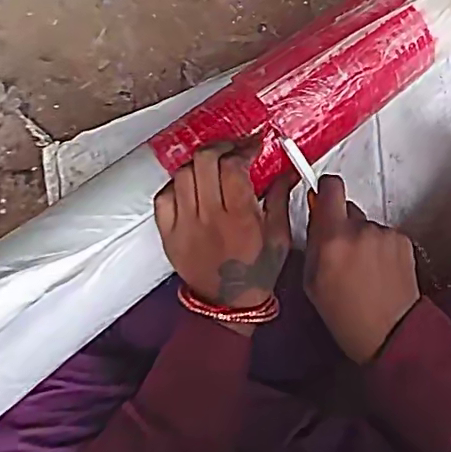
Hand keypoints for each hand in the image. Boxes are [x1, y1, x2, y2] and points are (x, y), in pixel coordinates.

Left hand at [153, 141, 298, 310]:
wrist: (230, 305)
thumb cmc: (257, 271)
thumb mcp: (280, 236)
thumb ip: (281, 199)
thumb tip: (287, 171)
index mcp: (240, 219)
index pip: (233, 167)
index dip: (243, 148)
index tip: (252, 146)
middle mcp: (210, 219)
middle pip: (204, 162)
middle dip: (220, 147)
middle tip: (232, 149)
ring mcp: (185, 226)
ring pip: (183, 174)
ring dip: (200, 164)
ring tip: (212, 166)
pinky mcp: (169, 235)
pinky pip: (163, 197)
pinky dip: (176, 185)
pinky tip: (191, 187)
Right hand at [304, 175, 419, 363]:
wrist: (390, 334)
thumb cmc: (346, 315)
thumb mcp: (311, 280)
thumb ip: (312, 240)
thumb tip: (315, 210)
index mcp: (332, 238)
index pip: (331, 187)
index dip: (325, 189)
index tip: (323, 196)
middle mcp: (360, 230)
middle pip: (348, 208)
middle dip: (342, 223)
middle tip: (341, 251)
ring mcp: (384, 234)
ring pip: (366, 224)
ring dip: (362, 238)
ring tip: (362, 269)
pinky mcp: (402, 240)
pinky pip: (384, 234)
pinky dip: (380, 247)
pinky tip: (378, 271)